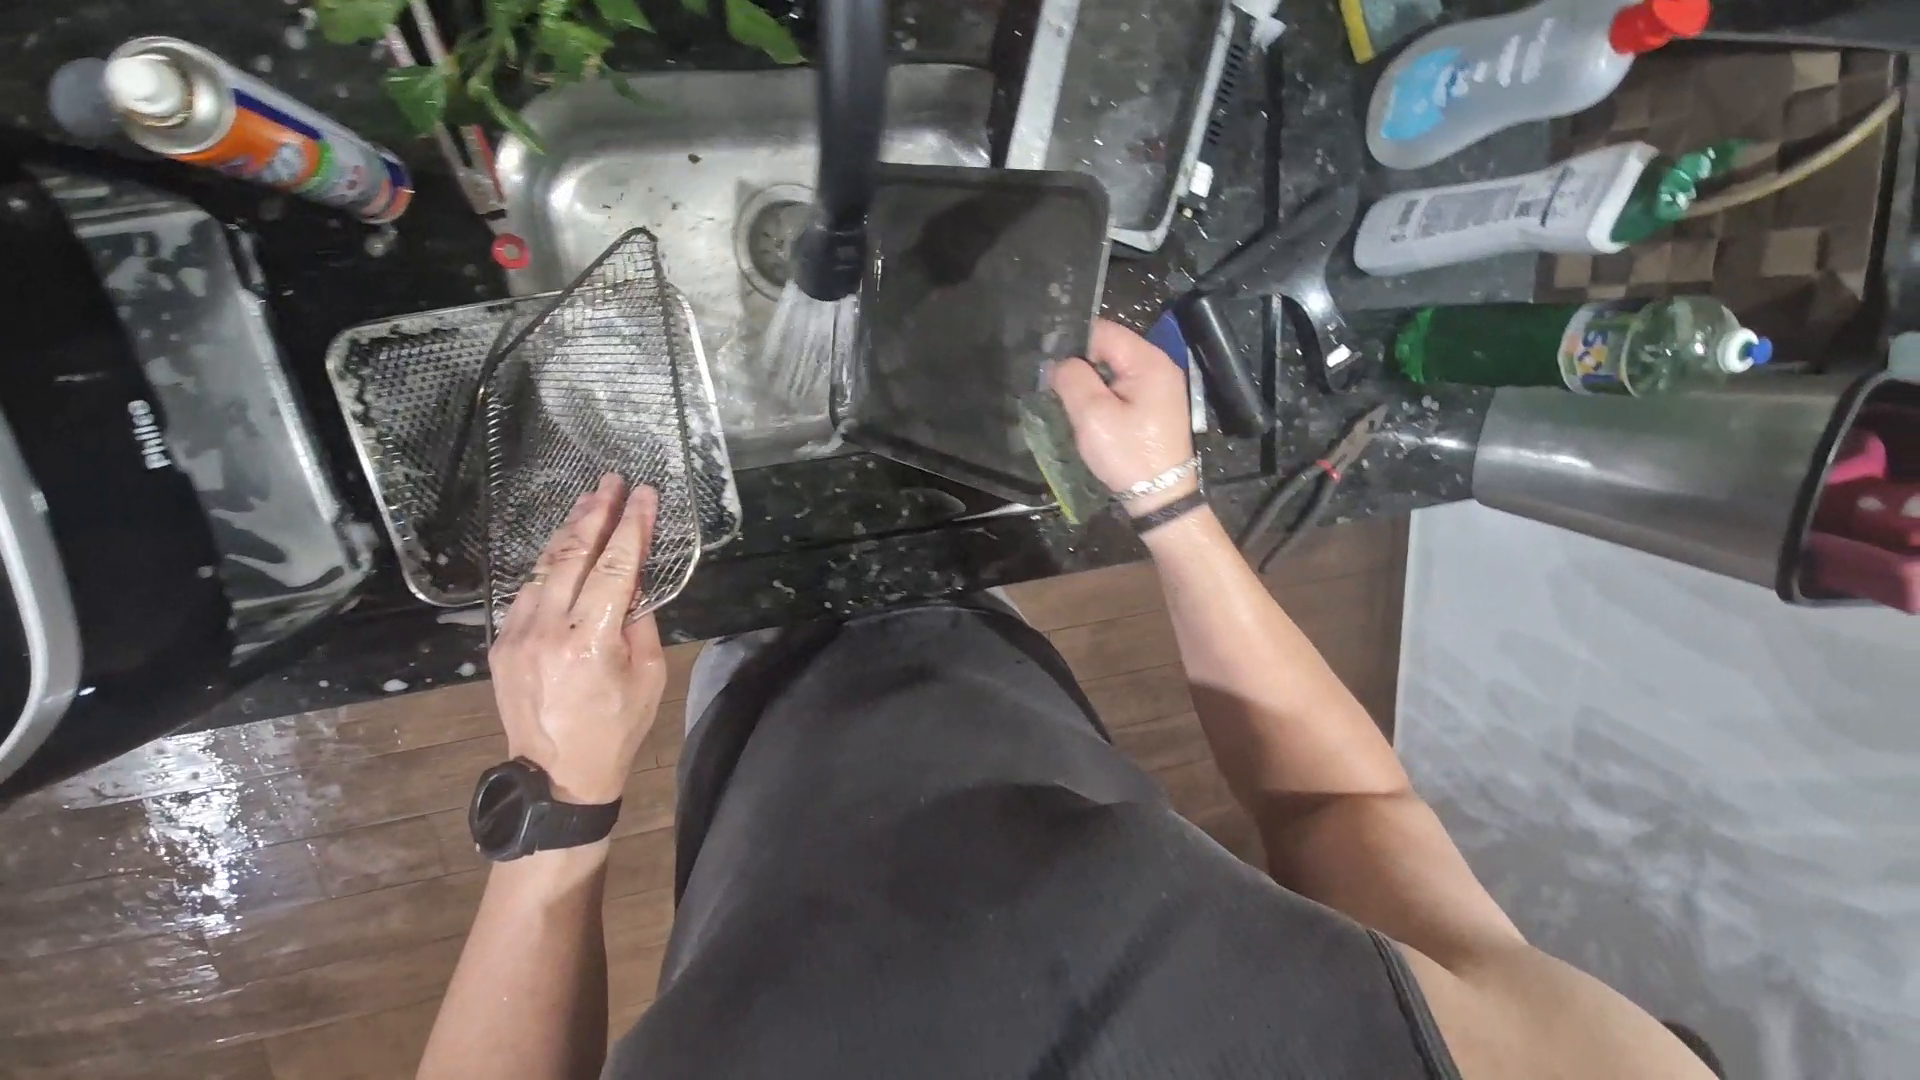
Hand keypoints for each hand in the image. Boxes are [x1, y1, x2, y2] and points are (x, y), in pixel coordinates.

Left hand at [487, 474, 666, 804]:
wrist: (559, 774)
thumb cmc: (617, 726)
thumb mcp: (648, 676)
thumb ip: (640, 622)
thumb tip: (634, 583)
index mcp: (592, 640)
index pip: (617, 566)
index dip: (633, 526)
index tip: (646, 495)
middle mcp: (549, 629)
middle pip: (572, 554)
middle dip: (595, 512)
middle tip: (611, 482)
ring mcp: (518, 634)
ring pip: (543, 567)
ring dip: (569, 531)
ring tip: (589, 501)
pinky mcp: (502, 643)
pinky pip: (527, 591)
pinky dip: (550, 564)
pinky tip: (564, 548)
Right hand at [1049, 318, 1198, 514]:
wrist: (1161, 497)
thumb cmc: (1127, 454)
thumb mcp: (1092, 416)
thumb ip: (1072, 378)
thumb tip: (1059, 361)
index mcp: (1148, 361)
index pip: (1103, 331)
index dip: (1072, 344)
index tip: (1050, 367)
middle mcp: (1159, 365)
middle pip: (1109, 348)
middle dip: (1081, 365)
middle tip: (1056, 388)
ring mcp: (1161, 386)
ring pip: (1114, 369)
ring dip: (1091, 383)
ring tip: (1071, 403)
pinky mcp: (1156, 405)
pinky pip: (1123, 387)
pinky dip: (1105, 395)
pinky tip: (1092, 414)